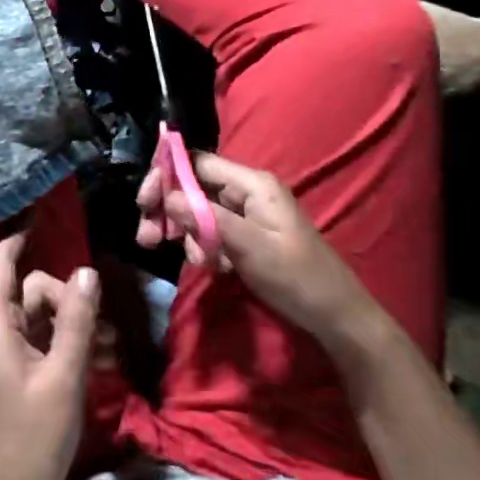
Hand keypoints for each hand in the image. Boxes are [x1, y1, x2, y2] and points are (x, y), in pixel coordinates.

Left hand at [0, 231, 100, 479]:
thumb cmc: (37, 433)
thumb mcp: (65, 373)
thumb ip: (77, 319)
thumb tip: (86, 270)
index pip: (1, 263)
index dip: (19, 236)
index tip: (42, 215)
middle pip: (31, 290)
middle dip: (68, 301)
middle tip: (103, 331)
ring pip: (38, 315)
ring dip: (73, 324)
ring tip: (107, 350)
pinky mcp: (5, 366)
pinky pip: (36, 338)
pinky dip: (63, 343)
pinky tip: (96, 360)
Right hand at [140, 151, 371, 339]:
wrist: (334, 315)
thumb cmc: (296, 276)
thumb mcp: (249, 247)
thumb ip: (206, 219)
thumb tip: (167, 197)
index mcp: (252, 183)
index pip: (197, 163)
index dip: (166, 175)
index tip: (144, 202)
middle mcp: (246, 191)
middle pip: (192, 187)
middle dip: (168, 210)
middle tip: (147, 238)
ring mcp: (245, 214)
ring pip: (197, 212)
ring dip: (185, 233)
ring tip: (187, 259)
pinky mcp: (244, 236)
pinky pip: (211, 232)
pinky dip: (202, 247)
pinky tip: (209, 267)